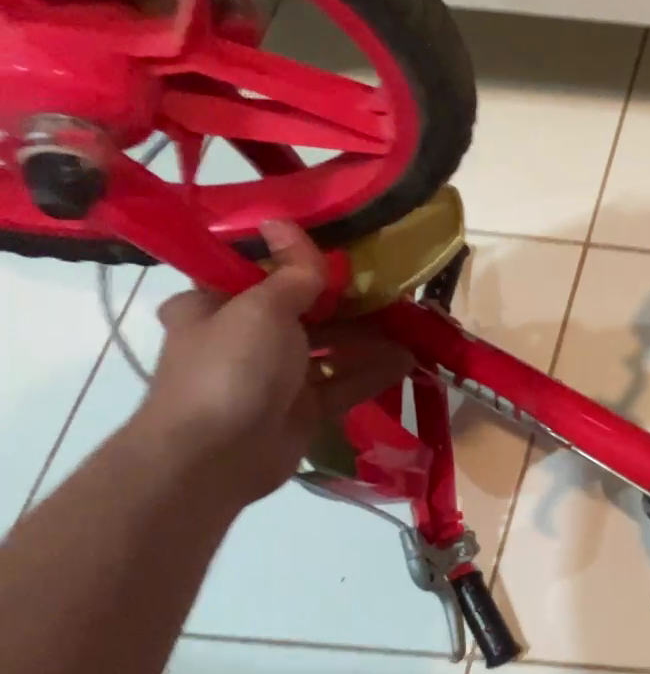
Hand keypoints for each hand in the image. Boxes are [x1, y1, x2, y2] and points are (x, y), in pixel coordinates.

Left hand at [131, 221, 412, 506]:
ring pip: (329, 350)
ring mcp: (274, 377)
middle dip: (347, 305)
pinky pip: (344, 383)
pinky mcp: (303, 408)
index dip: (300, 265)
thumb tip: (285, 221)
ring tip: (412, 326)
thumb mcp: (262, 308)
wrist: (217, 453)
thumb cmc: (230, 368)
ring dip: (368, 339)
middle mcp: (241, 340)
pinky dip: (374, 371)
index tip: (345, 255)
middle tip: (394, 291)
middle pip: (303, 314)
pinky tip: (408, 359)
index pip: (259, 277)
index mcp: (213, 308)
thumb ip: (291, 272)